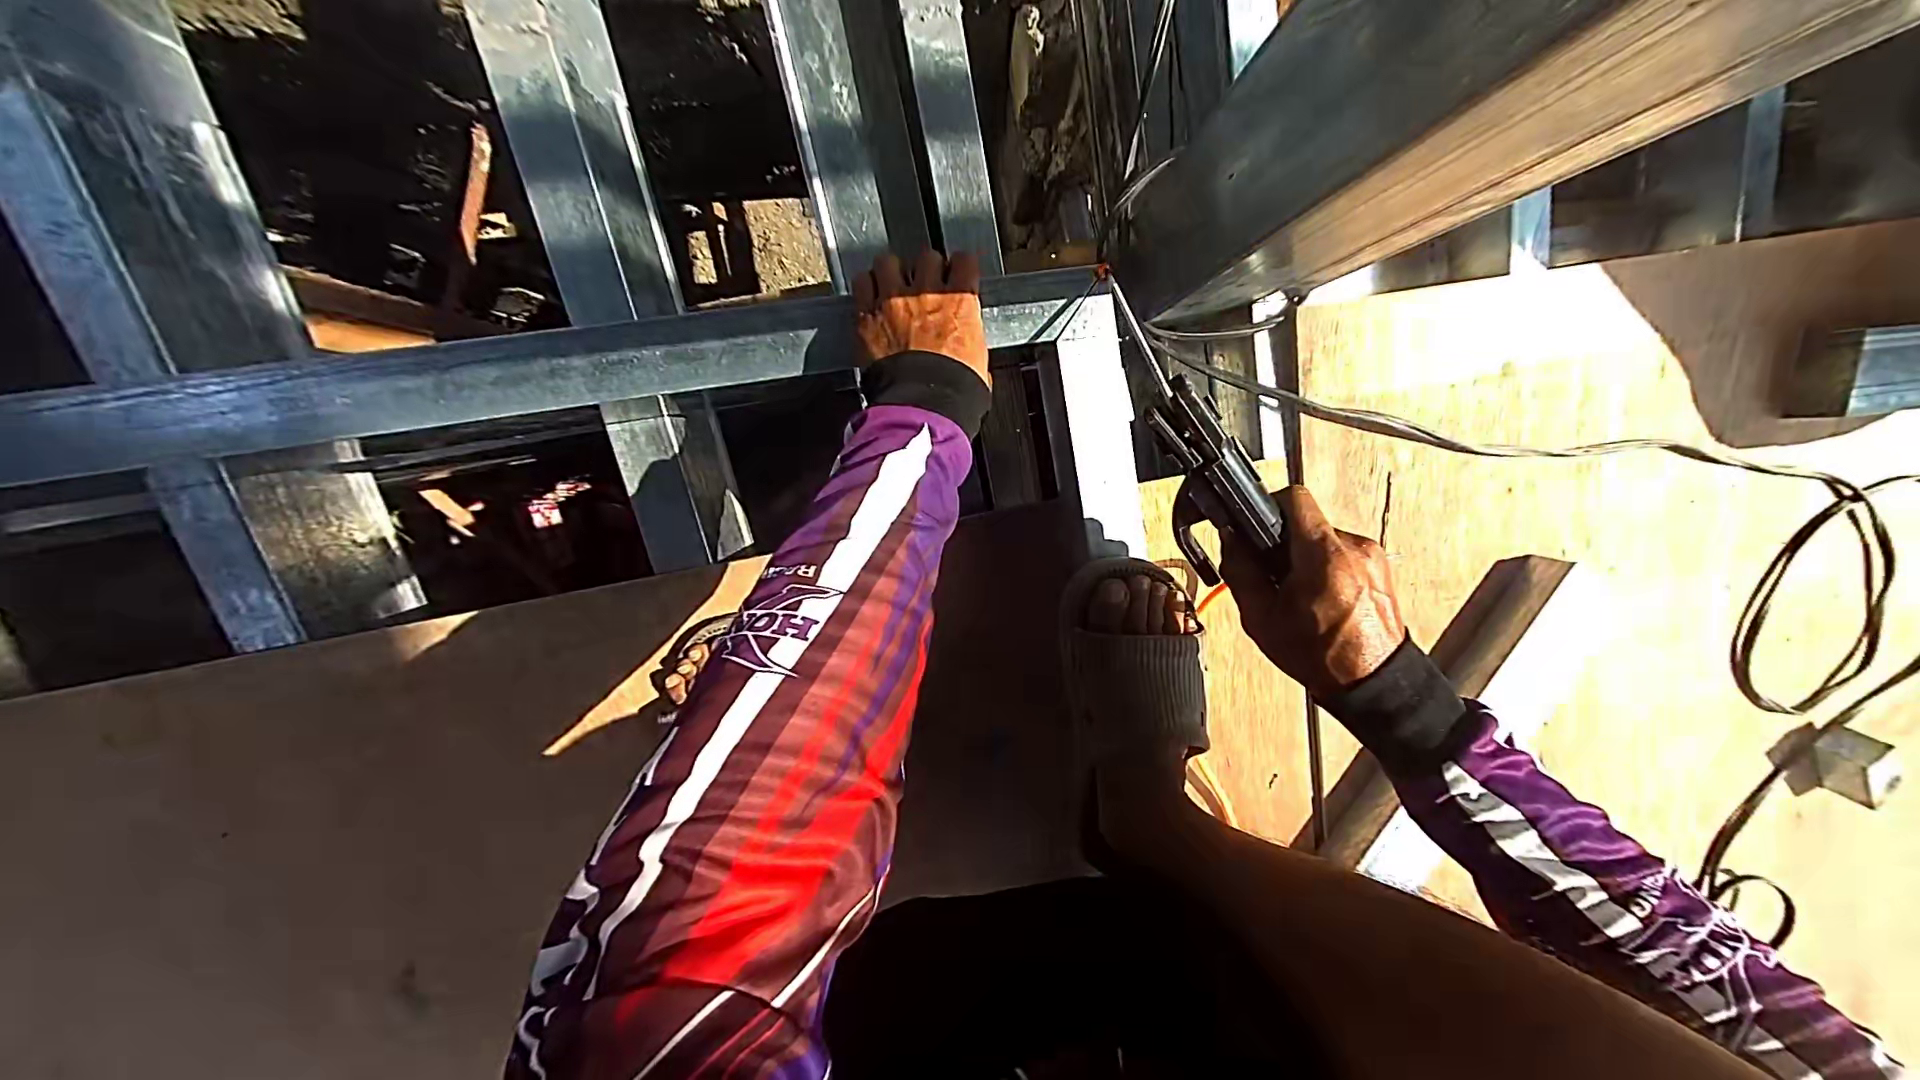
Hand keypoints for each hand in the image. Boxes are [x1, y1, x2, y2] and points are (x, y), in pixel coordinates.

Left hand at [853, 250, 988, 386]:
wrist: (922, 404)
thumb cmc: (953, 390)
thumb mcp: (979, 363)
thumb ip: (971, 343)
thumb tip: (970, 350)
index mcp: (960, 301)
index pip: (964, 261)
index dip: (960, 269)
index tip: (957, 275)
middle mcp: (927, 292)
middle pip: (927, 257)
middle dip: (926, 270)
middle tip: (924, 286)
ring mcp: (893, 300)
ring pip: (889, 261)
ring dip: (892, 272)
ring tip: (893, 286)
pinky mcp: (867, 315)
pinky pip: (862, 282)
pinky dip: (866, 287)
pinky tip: (870, 298)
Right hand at [1219, 486, 1406, 696]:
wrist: (1372, 683)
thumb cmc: (1322, 656)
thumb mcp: (1261, 616)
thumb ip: (1240, 570)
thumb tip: (1231, 541)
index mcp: (1322, 555)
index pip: (1292, 498)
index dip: (1267, 507)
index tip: (1256, 525)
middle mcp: (1354, 548)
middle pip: (1306, 521)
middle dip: (1283, 541)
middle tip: (1271, 572)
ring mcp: (1372, 556)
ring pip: (1324, 537)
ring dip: (1305, 556)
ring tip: (1296, 591)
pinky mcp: (1381, 568)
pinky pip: (1343, 553)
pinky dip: (1325, 567)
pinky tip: (1317, 596)